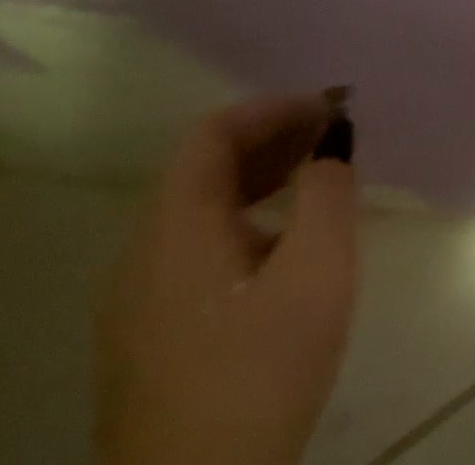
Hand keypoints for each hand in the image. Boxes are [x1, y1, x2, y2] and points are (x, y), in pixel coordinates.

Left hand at [96, 91, 358, 464]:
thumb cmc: (262, 367)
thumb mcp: (317, 272)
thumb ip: (327, 195)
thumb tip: (333, 138)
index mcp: (173, 229)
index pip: (210, 135)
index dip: (272, 108)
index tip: (332, 106)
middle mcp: (141, 252)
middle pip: (200, 168)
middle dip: (271, 138)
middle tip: (335, 131)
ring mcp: (139, 296)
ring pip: (197, 210)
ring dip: (259, 178)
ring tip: (320, 175)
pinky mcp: (150, 330)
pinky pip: (196, 245)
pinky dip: (245, 218)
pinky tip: (287, 243)